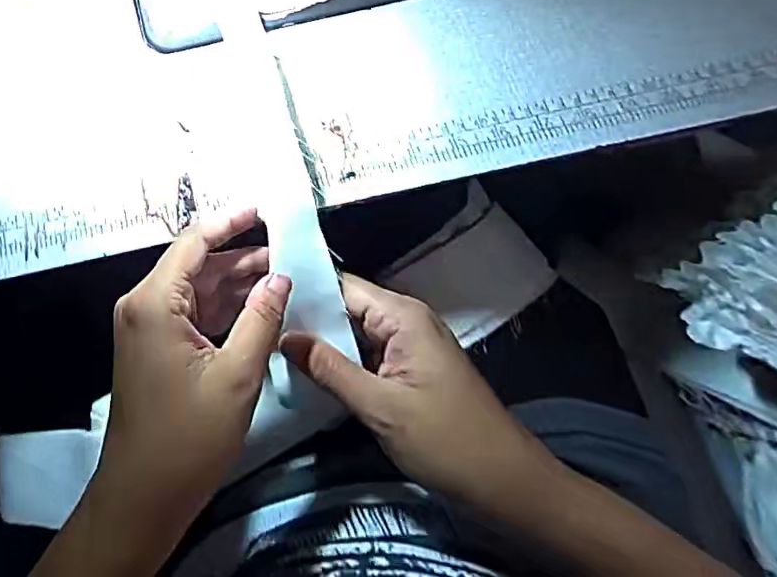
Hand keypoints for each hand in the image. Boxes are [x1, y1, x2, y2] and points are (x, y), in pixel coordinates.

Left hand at [93, 209, 292, 533]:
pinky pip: (188, 311)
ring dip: (232, 282)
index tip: (258, 210)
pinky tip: (253, 306)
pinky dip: (219, 307)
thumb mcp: (236, 377)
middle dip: (238, 256)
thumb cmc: (187, 437)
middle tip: (281, 250)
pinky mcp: (152, 343)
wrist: (143, 492)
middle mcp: (142, 303)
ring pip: (193, 289)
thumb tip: (279, 278)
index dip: (227, 223)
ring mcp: (144, 324)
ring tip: (276, 275)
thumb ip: (260, 320)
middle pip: (194, 265)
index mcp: (153, 301)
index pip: (192, 244)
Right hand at [279, 273, 558, 514]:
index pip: (338, 285)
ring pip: (351, 330)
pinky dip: (339, 359)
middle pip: (342, 305)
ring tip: (274, 342)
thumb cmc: (450, 443)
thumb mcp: (381, 408)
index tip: (261, 295)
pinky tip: (309, 369)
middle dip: (305, 316)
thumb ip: (328, 368)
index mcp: (401, 316)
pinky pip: (364, 351)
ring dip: (321, 340)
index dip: (300, 289)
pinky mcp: (408, 367)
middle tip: (260, 323)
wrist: (515, 492)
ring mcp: (408, 344)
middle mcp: (404, 320)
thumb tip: (281, 335)